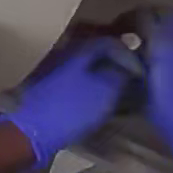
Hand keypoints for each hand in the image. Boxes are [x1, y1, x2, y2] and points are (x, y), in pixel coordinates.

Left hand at [0, 37, 130, 165]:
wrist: (32, 131)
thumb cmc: (71, 109)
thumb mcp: (104, 90)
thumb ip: (119, 73)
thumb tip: (125, 66)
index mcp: (77, 49)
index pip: (108, 41)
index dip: (128, 54)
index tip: (140, 72)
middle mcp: (63, 54)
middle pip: (95, 51)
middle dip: (115, 61)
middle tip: (132, 76)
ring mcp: (53, 70)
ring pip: (85, 65)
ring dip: (102, 72)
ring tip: (118, 87)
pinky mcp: (48, 88)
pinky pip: (75, 78)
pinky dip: (90, 83)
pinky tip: (97, 96)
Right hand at [141, 11, 172, 159]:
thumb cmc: (163, 108)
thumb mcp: (141, 82)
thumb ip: (137, 58)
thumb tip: (131, 45)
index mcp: (164, 41)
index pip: (146, 15)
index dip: (133, 18)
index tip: (123, 26)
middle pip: (167, 17)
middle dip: (152, 21)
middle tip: (138, 35)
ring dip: (168, 32)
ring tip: (156, 47)